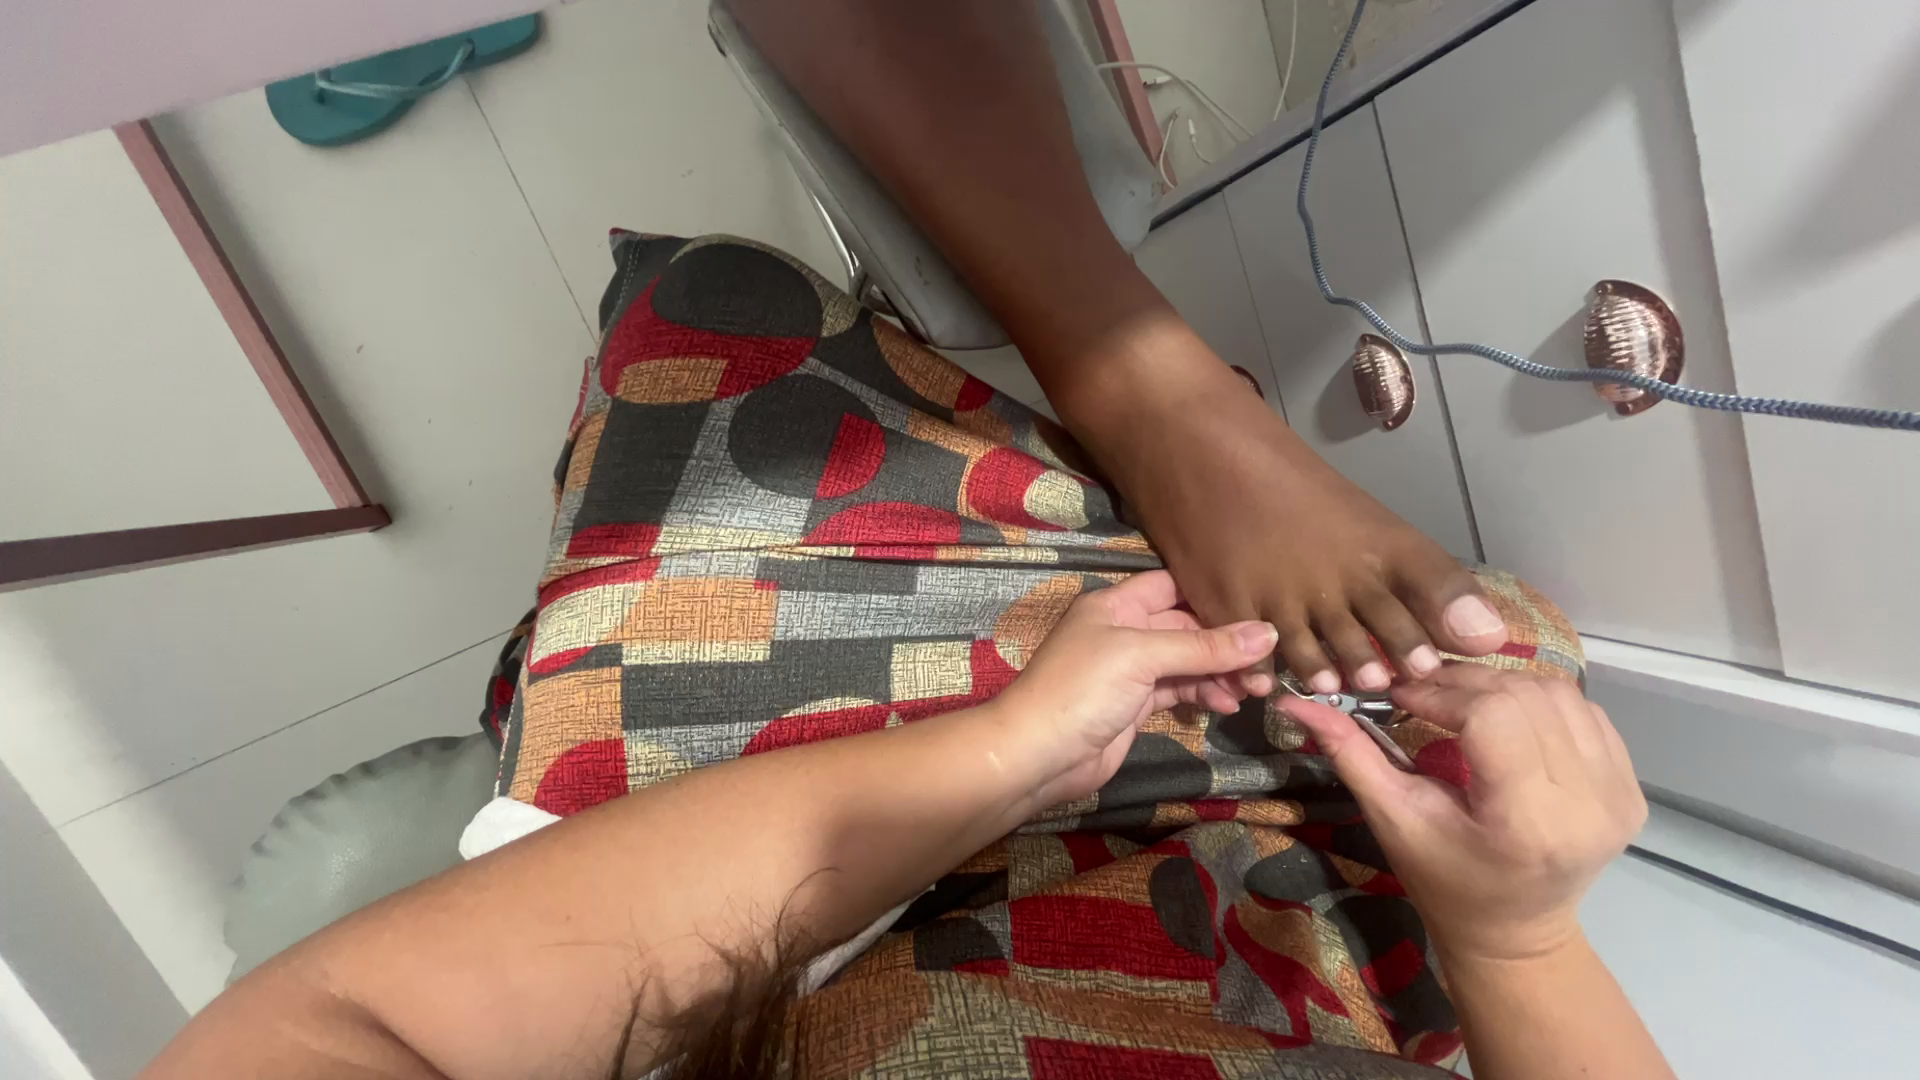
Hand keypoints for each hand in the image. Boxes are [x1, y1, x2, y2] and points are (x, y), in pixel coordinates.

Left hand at [992, 570, 1277, 807]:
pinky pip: (1177, 689)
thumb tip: (1268, 633)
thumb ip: (1203, 646)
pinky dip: (1202, 694)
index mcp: (1114, 605)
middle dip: (1225, 643)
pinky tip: (1226, 704)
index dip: (1211, 594)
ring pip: (1185, 661)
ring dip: (1219, 673)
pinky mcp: (1133, 704)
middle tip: (1268, 665)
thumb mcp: (1142, 657)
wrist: (1038, 754)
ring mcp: (1128, 669)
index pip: (1171, 587)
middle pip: (1184, 627)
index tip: (1259, 607)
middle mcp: (1122, 631)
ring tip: (1254, 690)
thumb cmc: (1082, 689)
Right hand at [1066, 325, 1509, 693]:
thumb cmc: (1280, 473)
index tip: (1429, 667)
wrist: (1200, 447)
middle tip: (1378, 685)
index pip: (1425, 607)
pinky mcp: (1228, 604)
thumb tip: (1493, 638)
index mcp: (1377, 546)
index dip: (1428, 642)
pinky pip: (1253, 654)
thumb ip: (1424, 577)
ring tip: (1328, 683)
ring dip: (1325, 673)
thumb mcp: (1363, 513)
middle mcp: (1335, 576)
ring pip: (1313, 656)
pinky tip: (1267, 680)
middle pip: (1369, 639)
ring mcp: (1279, 595)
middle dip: (1378, 666)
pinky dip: (1263, 673)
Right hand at [1281, 665, 1647, 962]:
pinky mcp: (1632, 786)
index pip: (1494, 717)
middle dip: (1464, 682)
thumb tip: (1292, 701)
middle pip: (1526, 697)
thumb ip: (1348, 752)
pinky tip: (1503, 715)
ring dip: (1501, 684)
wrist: (1513, 927)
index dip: (1440, 694)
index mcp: (1528, 821)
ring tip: (1458, 700)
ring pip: (1559, 694)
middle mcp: (1590, 805)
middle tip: (1420, 692)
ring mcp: (1621, 795)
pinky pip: (1584, 710)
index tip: (1400, 699)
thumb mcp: (1389, 815)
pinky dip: (1537, 699)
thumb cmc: (1441, 875)